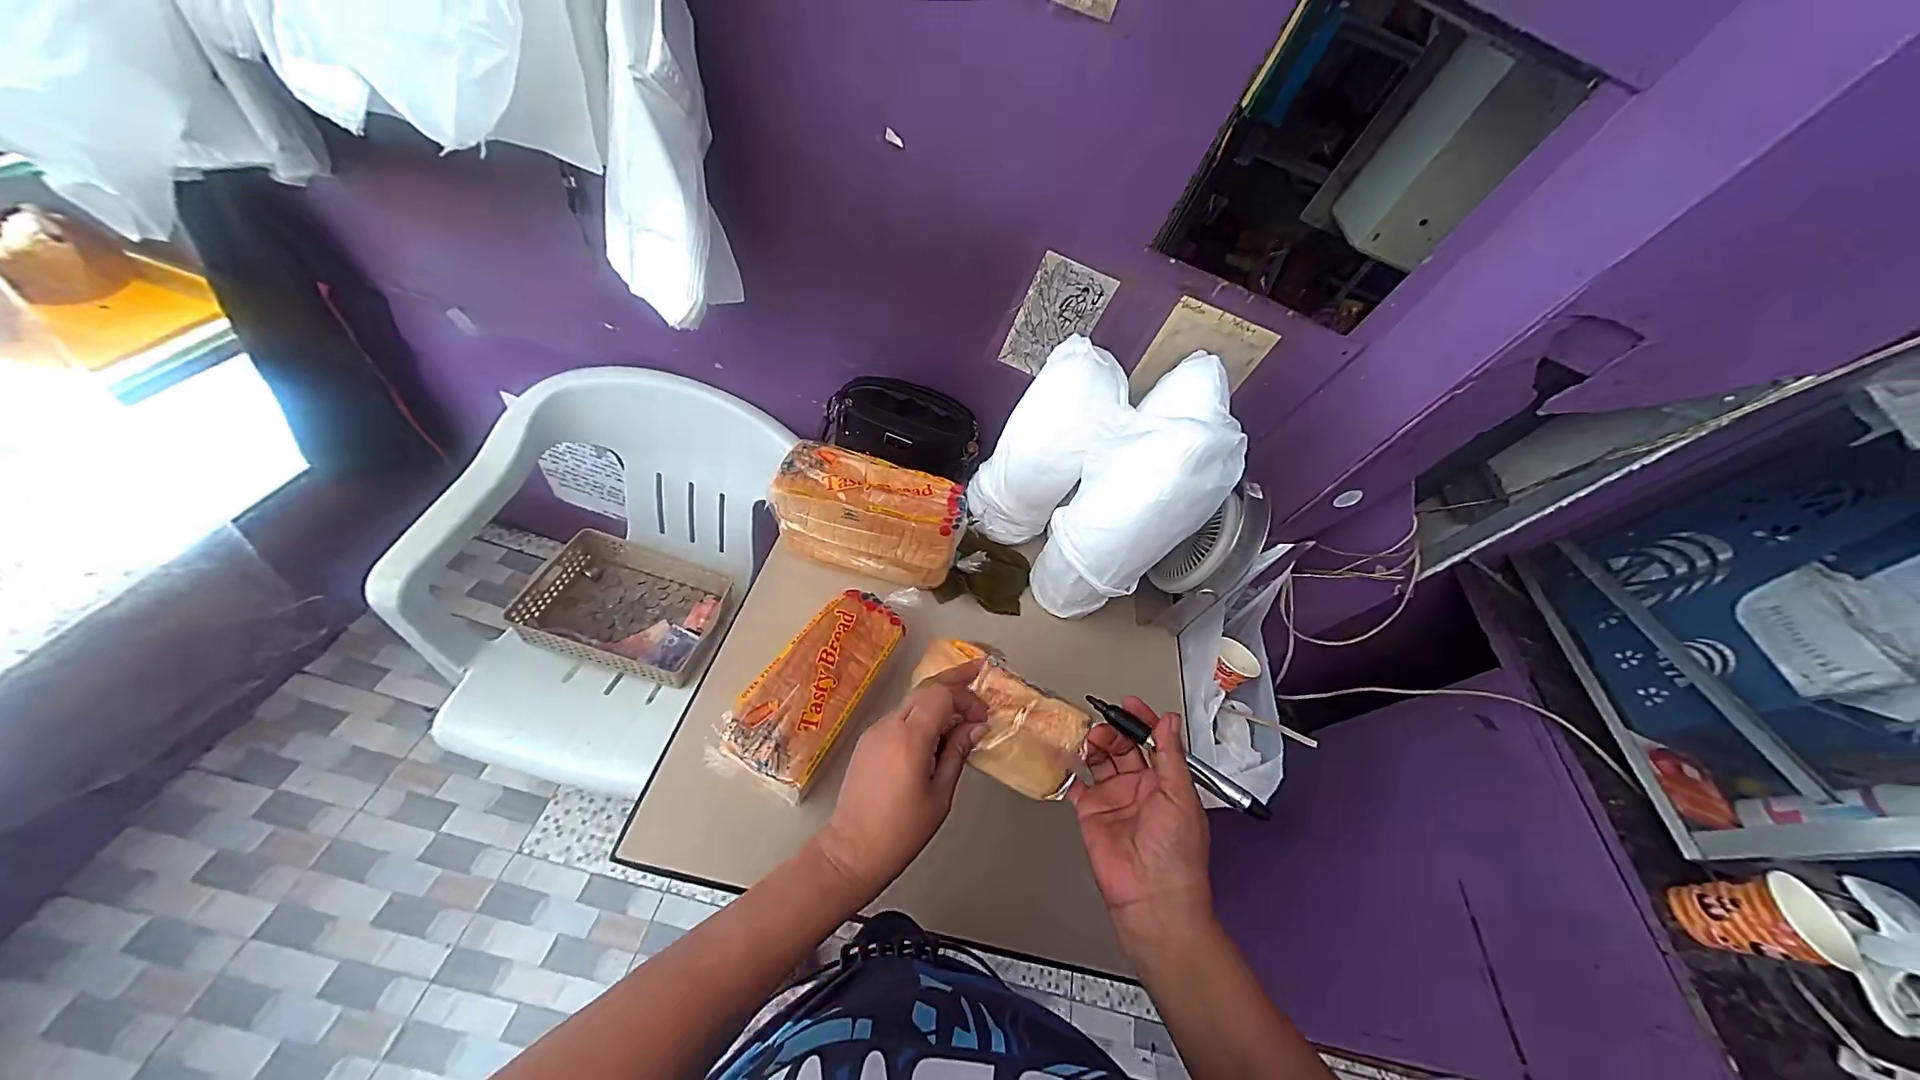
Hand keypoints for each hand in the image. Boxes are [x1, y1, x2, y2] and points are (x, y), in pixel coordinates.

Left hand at [812, 660, 988, 900]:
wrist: (852, 850)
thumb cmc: (900, 831)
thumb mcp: (940, 794)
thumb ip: (957, 754)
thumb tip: (975, 728)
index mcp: (910, 739)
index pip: (941, 694)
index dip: (966, 698)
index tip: (983, 718)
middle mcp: (889, 727)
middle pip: (925, 688)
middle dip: (954, 682)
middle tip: (979, 675)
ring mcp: (874, 732)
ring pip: (912, 701)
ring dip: (938, 702)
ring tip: (962, 717)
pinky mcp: (867, 741)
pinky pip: (899, 718)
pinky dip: (921, 717)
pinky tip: (935, 736)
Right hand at [1069, 697, 1214, 948]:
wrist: (1152, 898)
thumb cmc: (1177, 857)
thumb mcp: (1180, 795)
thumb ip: (1170, 755)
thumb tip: (1169, 721)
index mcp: (1166, 783)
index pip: (1152, 742)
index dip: (1142, 720)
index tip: (1130, 704)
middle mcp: (1140, 788)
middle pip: (1123, 747)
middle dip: (1113, 730)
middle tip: (1104, 724)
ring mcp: (1115, 799)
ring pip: (1100, 760)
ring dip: (1094, 745)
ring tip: (1089, 738)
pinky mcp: (1092, 812)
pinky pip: (1077, 785)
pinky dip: (1069, 770)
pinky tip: (1066, 757)